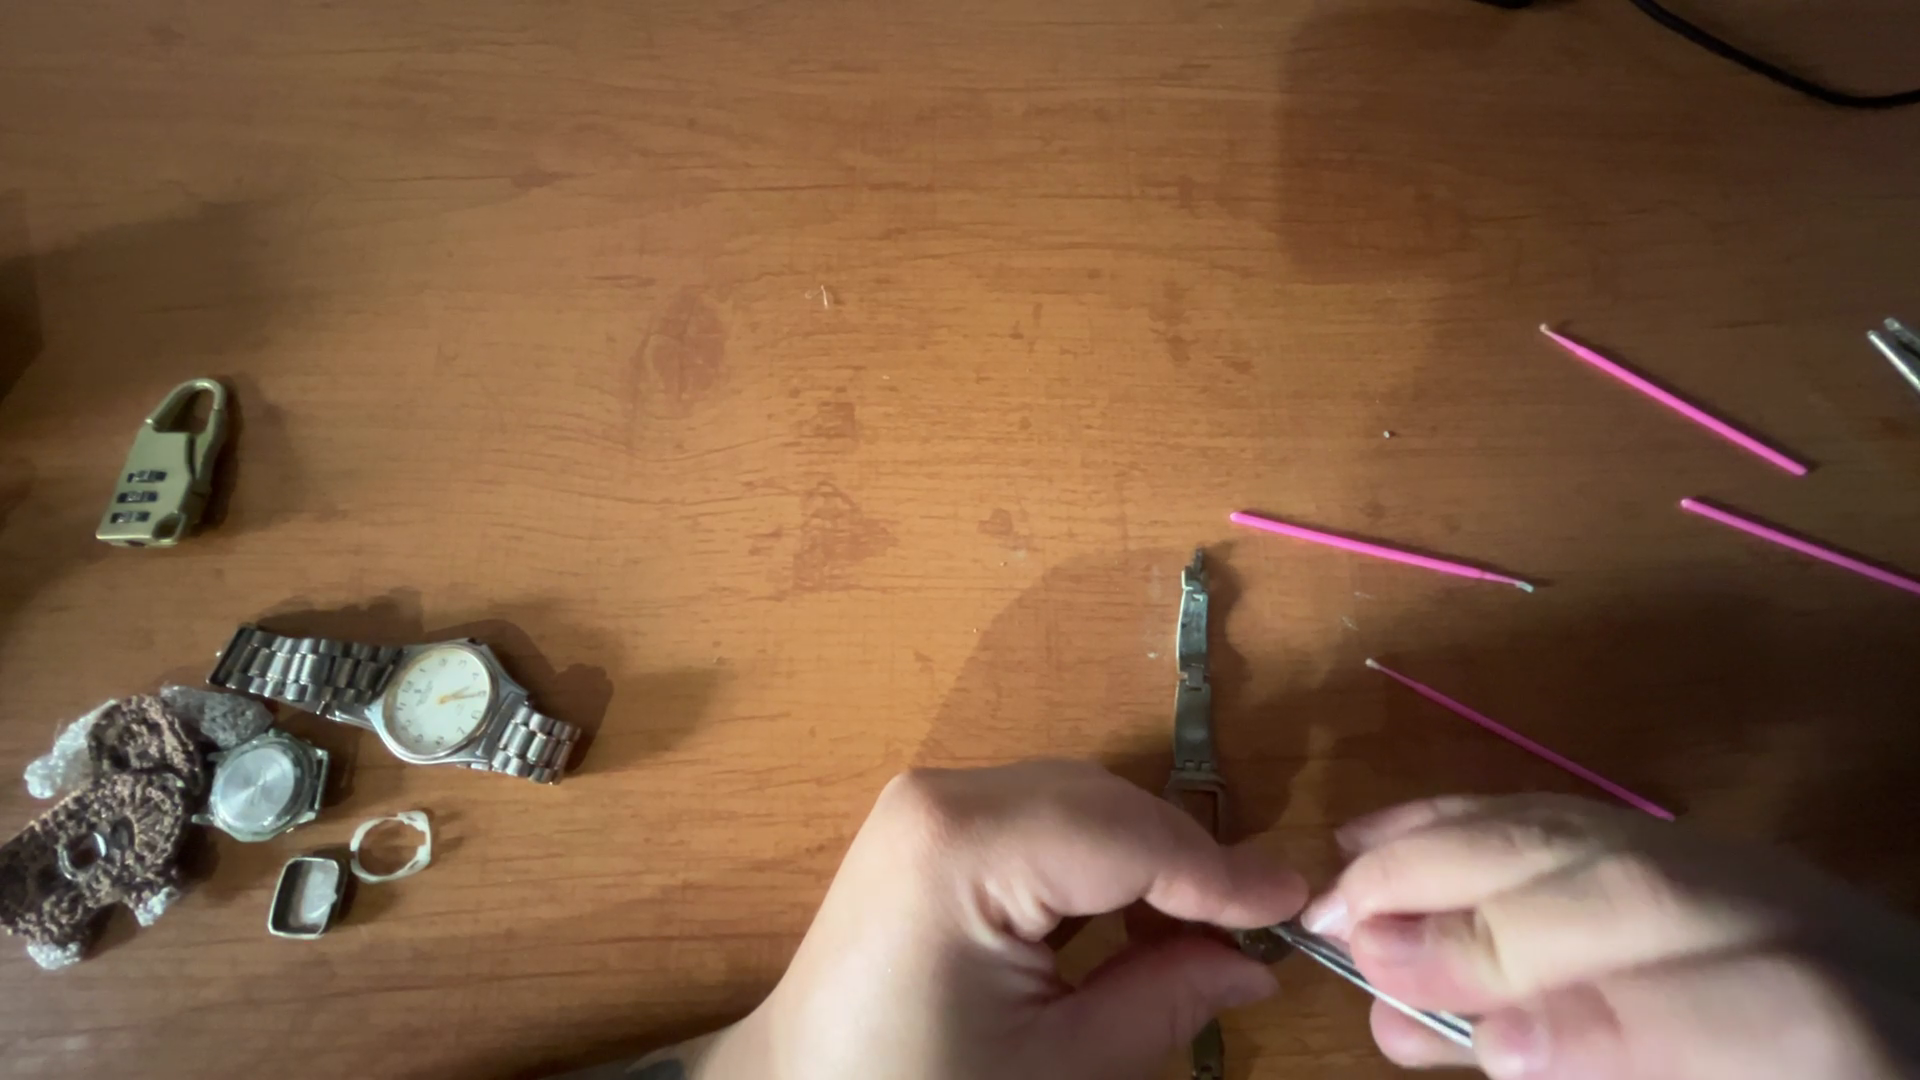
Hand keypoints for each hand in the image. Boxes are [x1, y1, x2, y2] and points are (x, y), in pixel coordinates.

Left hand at [682, 760, 1306, 1079]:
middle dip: (1182, 856)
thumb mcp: (1054, 1072)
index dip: (1215, 867)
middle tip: (1252, 923)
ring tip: (1191, 925)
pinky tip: (1123, 907)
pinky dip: (1095, 851)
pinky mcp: (933, 811)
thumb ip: (1161, 1002)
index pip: (1120, 832)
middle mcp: (944, 792)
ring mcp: (933, 793)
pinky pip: (1041, 811)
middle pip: (1100, 801)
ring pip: (1078, 798)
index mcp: (962, 845)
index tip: (1294, 899)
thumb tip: (1254, 959)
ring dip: (1143, 852)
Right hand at [1299, 795, 1919, 1078]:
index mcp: (1875, 1030)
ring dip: (1429, 851)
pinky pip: (1528, 806)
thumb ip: (1573, 1062)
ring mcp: (1720, 855)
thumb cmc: (1759, 1066)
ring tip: (1341, 890)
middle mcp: (1794, 916)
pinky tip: (1366, 834)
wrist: (1844, 1033)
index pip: (1773, 1012)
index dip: (1611, 1024)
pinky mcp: (1651, 825)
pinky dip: (1432, 818)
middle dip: (1474, 915)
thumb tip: (1401, 1025)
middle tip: (1358, 942)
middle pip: (1635, 888)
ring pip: (1572, 828)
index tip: (1483, 1048)